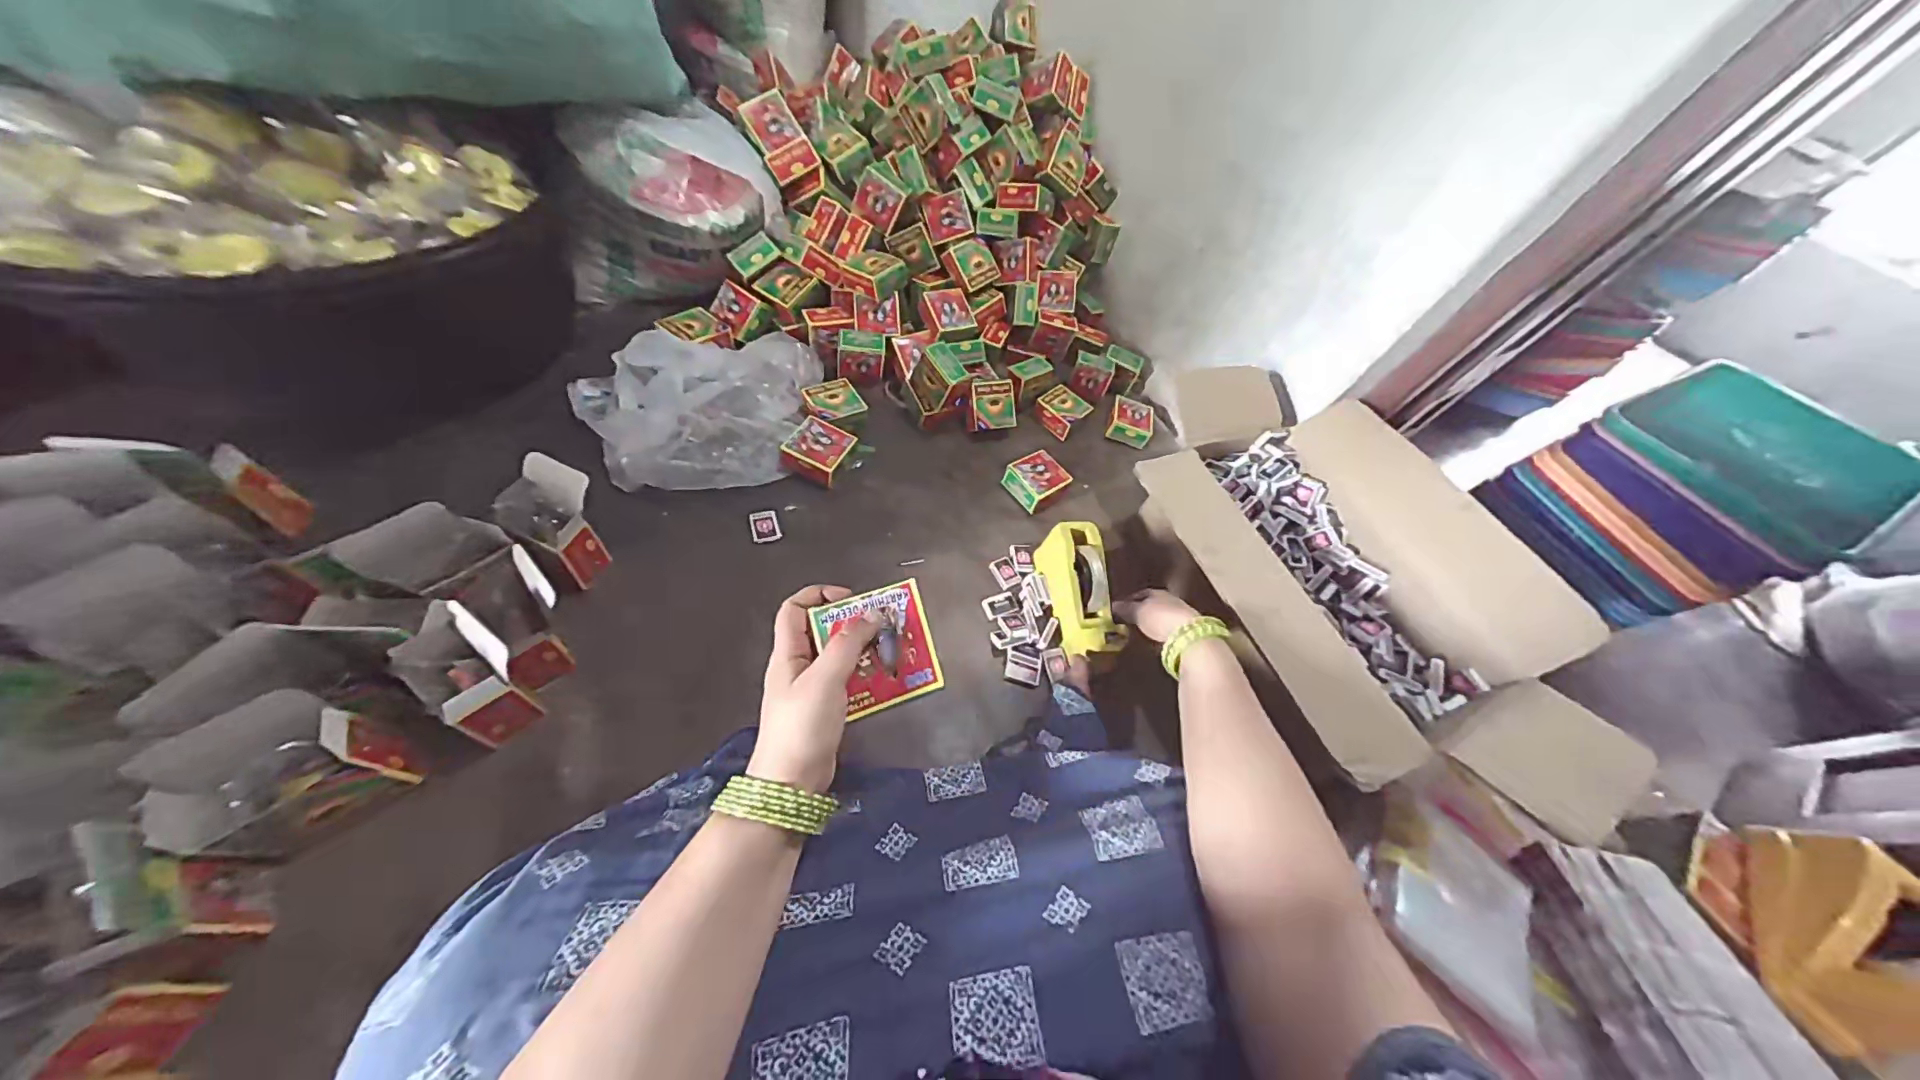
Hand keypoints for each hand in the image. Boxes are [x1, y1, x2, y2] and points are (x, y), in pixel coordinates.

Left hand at [753, 585, 882, 792]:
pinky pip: (847, 681)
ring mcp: (811, 689)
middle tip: (882, 626)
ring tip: (888, 651)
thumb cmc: (802, 727)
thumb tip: (871, 614)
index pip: (795, 609)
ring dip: (863, 650)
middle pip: (822, 631)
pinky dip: (865, 675)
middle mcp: (798, 667)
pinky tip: (883, 680)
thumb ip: (847, 644)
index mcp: (787, 654)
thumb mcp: (824, 679)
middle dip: (853, 624)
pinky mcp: (826, 709)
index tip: (852, 601)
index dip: (820, 595)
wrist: (791, 784)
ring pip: (838, 656)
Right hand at [1113, 589, 1202, 643]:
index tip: (1120, 609)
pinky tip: (1155, 636)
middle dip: (1141, 610)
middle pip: (1152, 603)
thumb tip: (1113, 605)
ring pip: (1161, 615)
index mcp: (1157, 592)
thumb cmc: (1159, 617)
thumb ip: (1126, 609)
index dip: (1129, 601)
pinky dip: (1160, 629)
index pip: (1140, 593)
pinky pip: (1168, 626)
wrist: (1188, 633)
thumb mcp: (1138, 612)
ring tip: (1140, 629)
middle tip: (1129, 619)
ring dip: (1152, 621)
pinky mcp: (1186, 627)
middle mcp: (1170, 599)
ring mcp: (1180, 613)